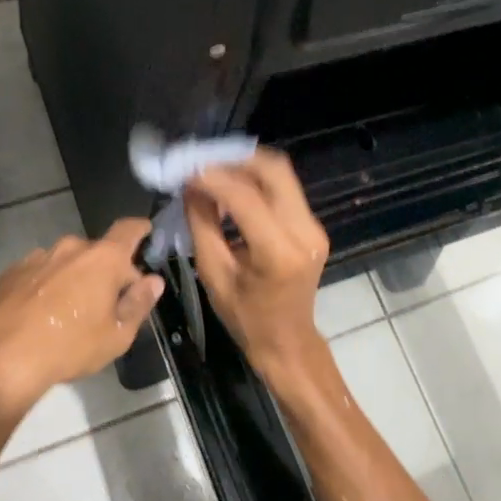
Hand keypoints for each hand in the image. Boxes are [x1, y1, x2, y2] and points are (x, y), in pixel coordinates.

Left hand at [0, 218, 164, 412]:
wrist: (1, 361)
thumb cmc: (69, 348)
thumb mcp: (117, 336)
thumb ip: (139, 303)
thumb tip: (153, 281)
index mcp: (103, 259)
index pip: (129, 229)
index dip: (141, 230)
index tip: (146, 235)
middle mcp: (70, 248)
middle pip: (98, 252)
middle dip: (106, 271)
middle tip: (107, 304)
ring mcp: (37, 257)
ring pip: (67, 262)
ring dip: (75, 278)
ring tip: (70, 312)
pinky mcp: (12, 272)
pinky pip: (41, 272)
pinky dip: (48, 285)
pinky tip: (41, 314)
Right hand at [184, 150, 333, 393]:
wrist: (287, 341)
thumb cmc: (245, 317)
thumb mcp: (213, 273)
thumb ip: (202, 224)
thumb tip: (191, 185)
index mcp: (278, 253)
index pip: (245, 198)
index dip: (213, 177)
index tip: (186, 169)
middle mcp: (304, 233)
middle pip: (274, 171)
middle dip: (235, 159)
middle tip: (203, 162)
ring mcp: (313, 227)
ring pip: (281, 176)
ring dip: (245, 168)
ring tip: (213, 174)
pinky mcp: (312, 226)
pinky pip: (284, 190)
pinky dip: (256, 182)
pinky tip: (231, 190)